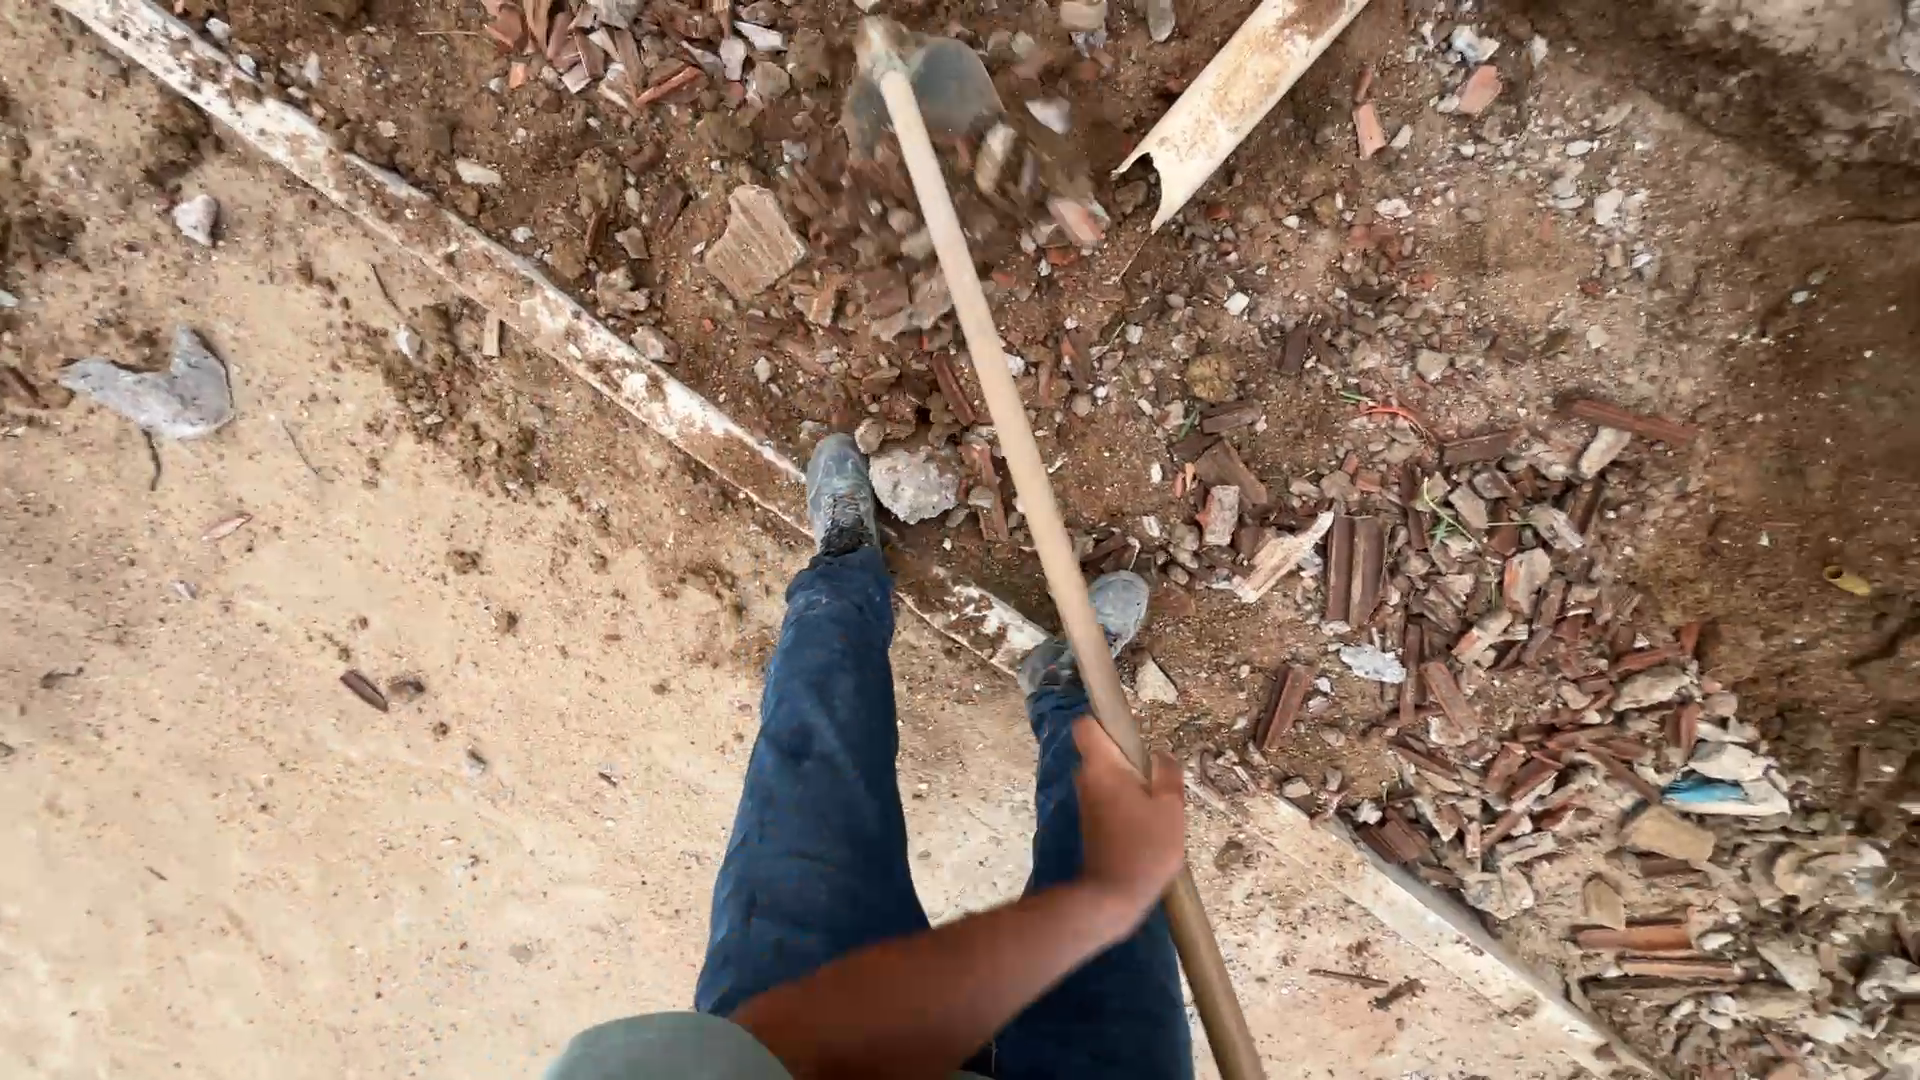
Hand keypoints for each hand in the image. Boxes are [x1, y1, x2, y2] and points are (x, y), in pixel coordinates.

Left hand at [1071, 714, 1186, 917]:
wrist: (1113, 895)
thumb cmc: (1145, 848)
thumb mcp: (1171, 808)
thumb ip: (1167, 773)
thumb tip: (1161, 753)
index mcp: (1101, 766)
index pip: (1086, 725)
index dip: (1104, 721)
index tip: (1130, 732)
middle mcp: (1086, 777)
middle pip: (1102, 750)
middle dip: (1127, 756)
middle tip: (1154, 776)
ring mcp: (1085, 799)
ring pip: (1106, 774)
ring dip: (1128, 781)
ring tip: (1154, 804)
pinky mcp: (1090, 819)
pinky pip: (1107, 794)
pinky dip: (1124, 800)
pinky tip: (1145, 822)